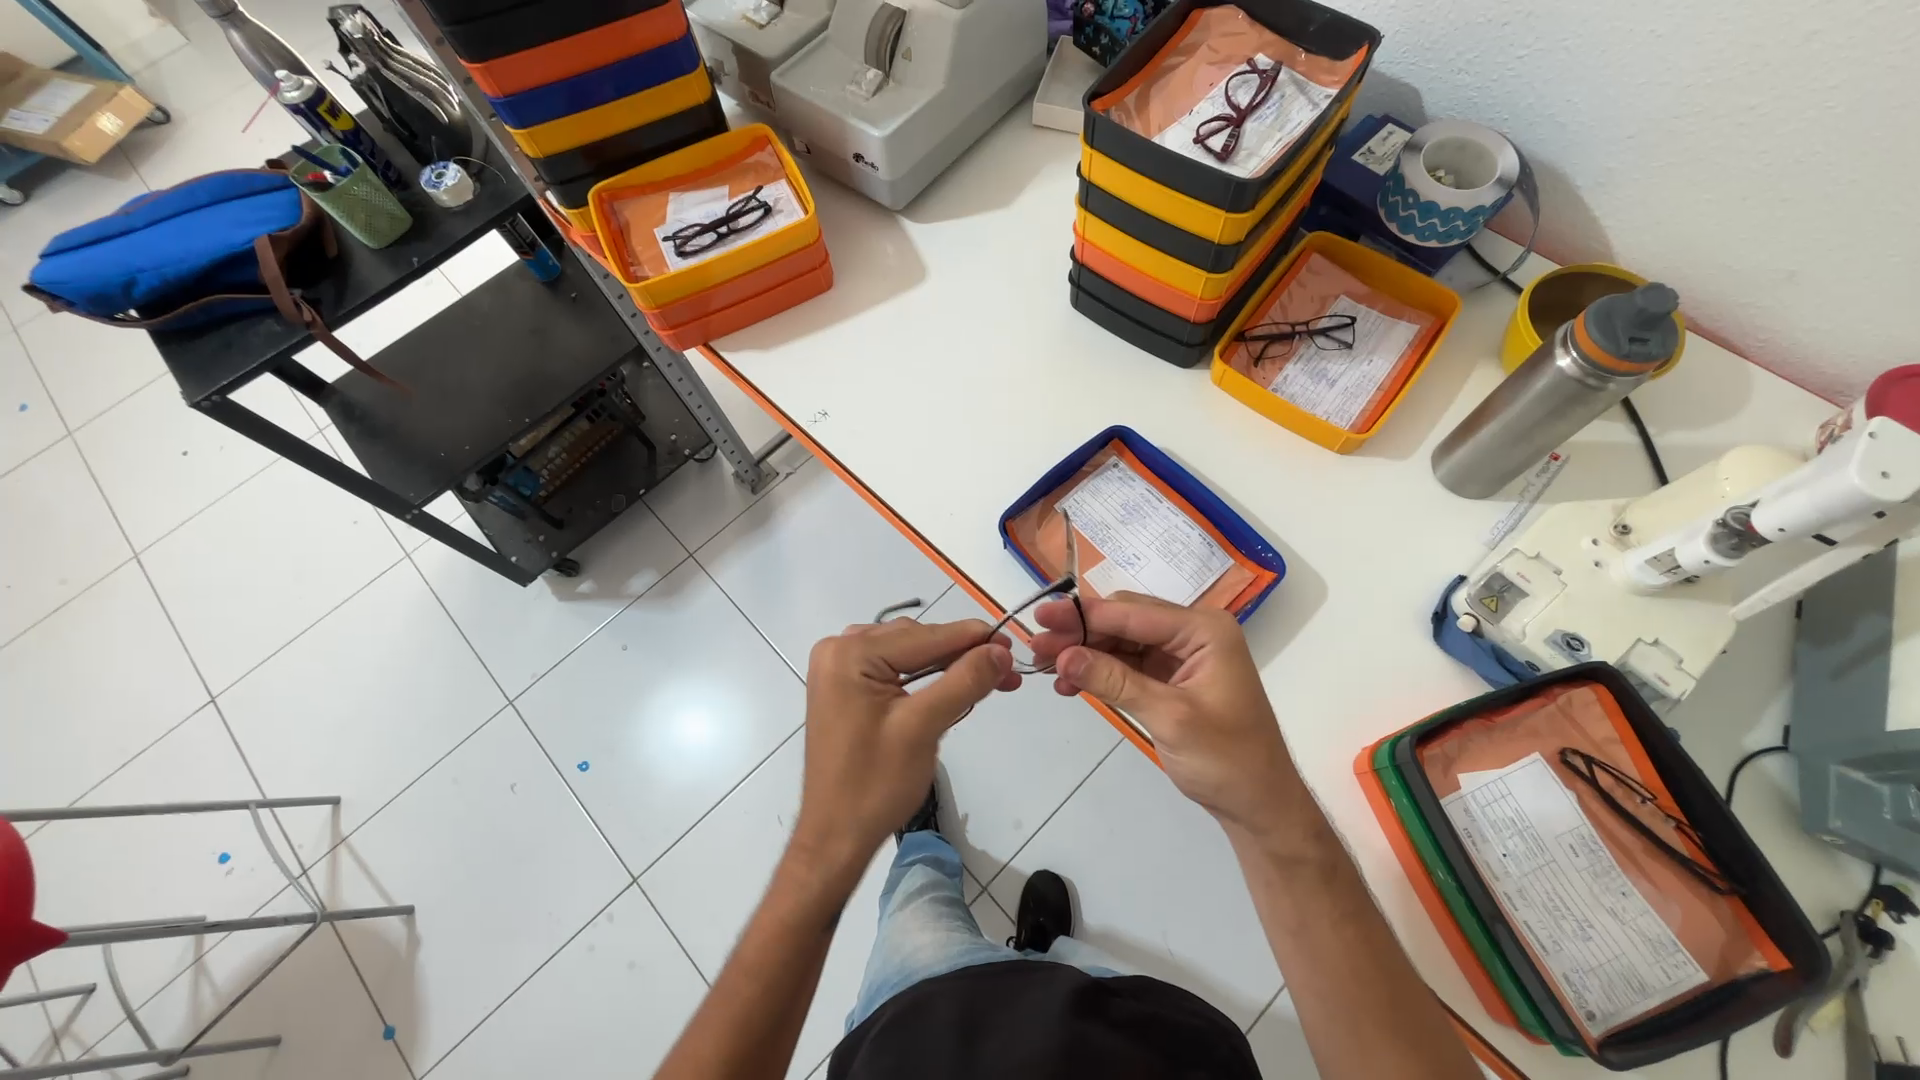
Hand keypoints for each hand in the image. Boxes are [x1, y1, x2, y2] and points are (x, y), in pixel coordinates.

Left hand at [792, 619, 1018, 870]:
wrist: (836, 836)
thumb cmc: (875, 784)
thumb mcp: (923, 727)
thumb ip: (963, 681)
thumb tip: (1000, 651)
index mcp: (849, 653)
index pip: (925, 635)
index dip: (974, 639)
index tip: (1013, 646)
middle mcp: (838, 650)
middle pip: (916, 640)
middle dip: (962, 655)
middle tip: (1005, 673)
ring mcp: (838, 669)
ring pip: (908, 653)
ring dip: (946, 665)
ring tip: (987, 680)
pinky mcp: (844, 689)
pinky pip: (893, 670)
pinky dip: (924, 678)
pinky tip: (952, 686)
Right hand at [1029, 593, 1297, 829]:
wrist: (1259, 805)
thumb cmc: (1226, 760)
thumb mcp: (1170, 718)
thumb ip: (1116, 681)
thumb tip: (1064, 655)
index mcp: (1204, 630)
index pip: (1133, 613)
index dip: (1084, 614)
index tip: (1041, 617)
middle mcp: (1193, 633)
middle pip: (1124, 621)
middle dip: (1079, 633)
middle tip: (1035, 646)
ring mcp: (1181, 655)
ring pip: (1120, 641)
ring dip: (1084, 652)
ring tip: (1043, 666)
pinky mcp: (1169, 678)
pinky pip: (1126, 664)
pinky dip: (1098, 671)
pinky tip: (1069, 682)